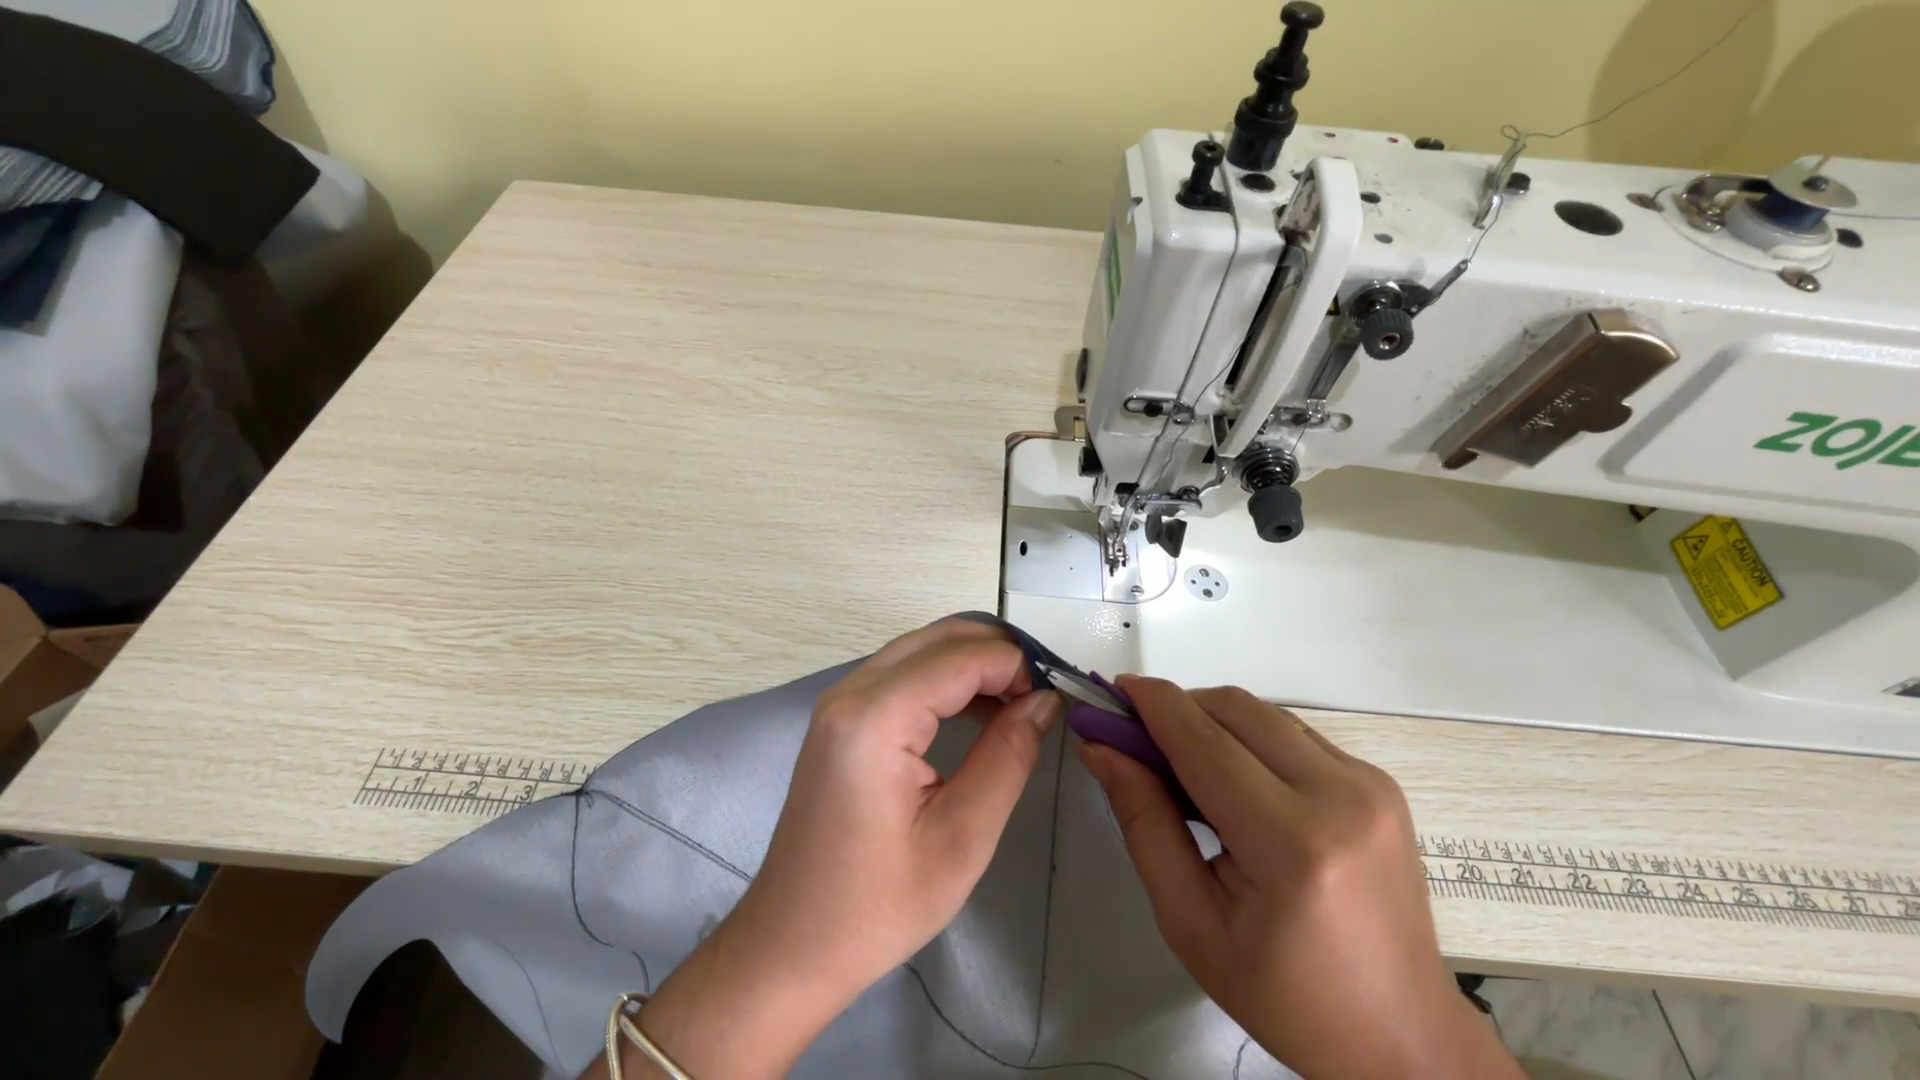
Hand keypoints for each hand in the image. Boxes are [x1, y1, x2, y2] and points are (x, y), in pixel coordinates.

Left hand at [601, 617, 1059, 1079]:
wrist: (793, 944)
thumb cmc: (878, 906)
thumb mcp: (962, 838)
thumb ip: (1007, 756)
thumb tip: (1043, 701)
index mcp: (875, 719)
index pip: (962, 658)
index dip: (1016, 667)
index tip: (1056, 700)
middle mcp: (850, 694)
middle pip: (938, 639)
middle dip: (997, 655)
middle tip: (1041, 699)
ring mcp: (838, 704)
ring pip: (918, 650)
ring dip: (971, 665)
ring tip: (1018, 705)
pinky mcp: (838, 721)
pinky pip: (900, 675)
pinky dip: (943, 681)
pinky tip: (976, 713)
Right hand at [1076, 680, 1520, 1079]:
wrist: (1399, 1033)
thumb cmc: (1283, 996)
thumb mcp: (1191, 923)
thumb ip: (1145, 825)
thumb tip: (1102, 750)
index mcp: (1293, 844)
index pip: (1204, 741)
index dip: (1150, 705)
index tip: (1106, 692)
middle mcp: (1341, 795)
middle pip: (1235, 709)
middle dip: (1176, 708)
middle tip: (1133, 739)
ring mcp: (1369, 783)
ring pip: (1265, 714)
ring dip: (1212, 721)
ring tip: (1179, 768)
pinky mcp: (1380, 782)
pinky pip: (1295, 734)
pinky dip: (1249, 739)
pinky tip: (1232, 784)